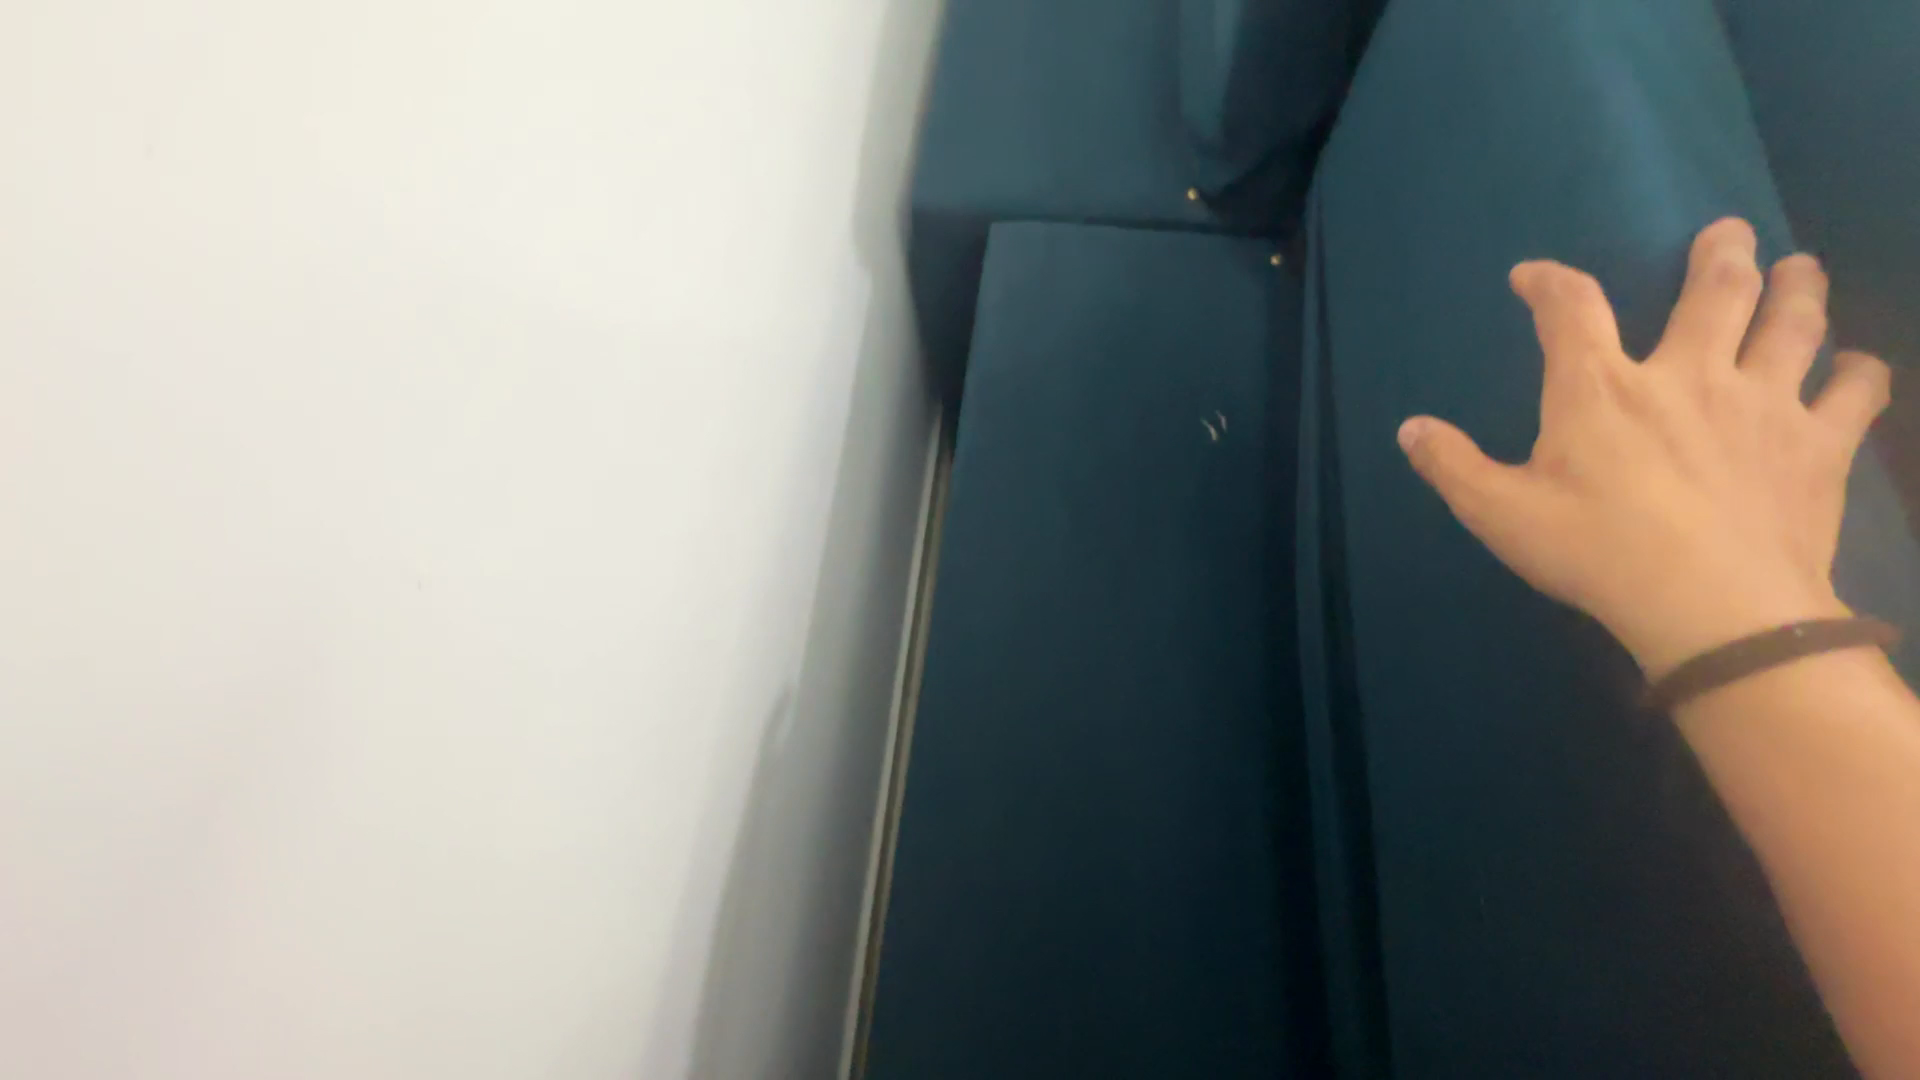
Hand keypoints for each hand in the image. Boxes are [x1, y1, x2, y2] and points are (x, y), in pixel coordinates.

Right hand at [1398, 218, 1892, 677]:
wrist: (1709, 607)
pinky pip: (1853, 392)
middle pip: (1714, 295)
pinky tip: (1854, 364)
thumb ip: (1449, 464)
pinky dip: (1857, 371)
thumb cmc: (1591, 550)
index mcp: (1600, 391)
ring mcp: (1764, 405)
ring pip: (1794, 325)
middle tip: (1723, 232)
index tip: (1532, 275)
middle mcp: (1687, 377)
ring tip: (1797, 267)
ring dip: (1796, 288)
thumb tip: (1409, 427)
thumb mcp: (1495, 511)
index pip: (1572, 311)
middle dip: (1717, 256)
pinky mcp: (1817, 445)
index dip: (1549, 283)